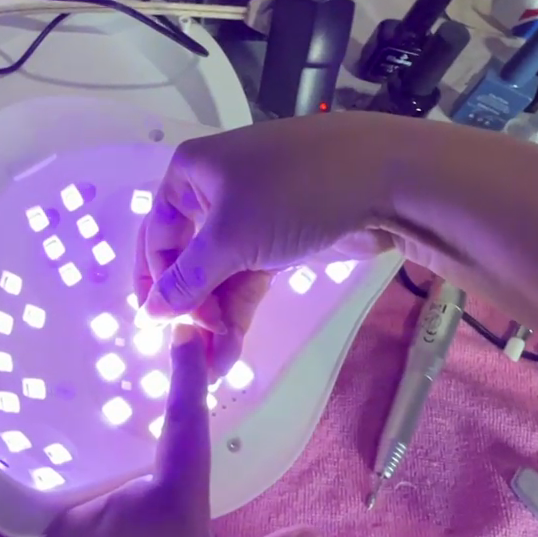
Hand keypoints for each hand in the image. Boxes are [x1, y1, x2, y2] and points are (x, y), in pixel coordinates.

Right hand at [134, 112, 417, 372]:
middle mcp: (215, 191)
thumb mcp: (228, 238)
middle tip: (195, 347)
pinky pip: (248, 276)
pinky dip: (240, 309)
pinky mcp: (280, 239)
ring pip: (220, 273)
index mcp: (191, 173)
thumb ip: (185, 281)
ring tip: (217, 363)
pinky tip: (233, 346)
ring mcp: (251, 216)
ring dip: (216, 317)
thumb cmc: (292, 194)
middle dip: (190, 306)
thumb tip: (149, 314)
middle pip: (188, 258)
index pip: (156, 233)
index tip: (158, 325)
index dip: (154, 280)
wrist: (388, 179)